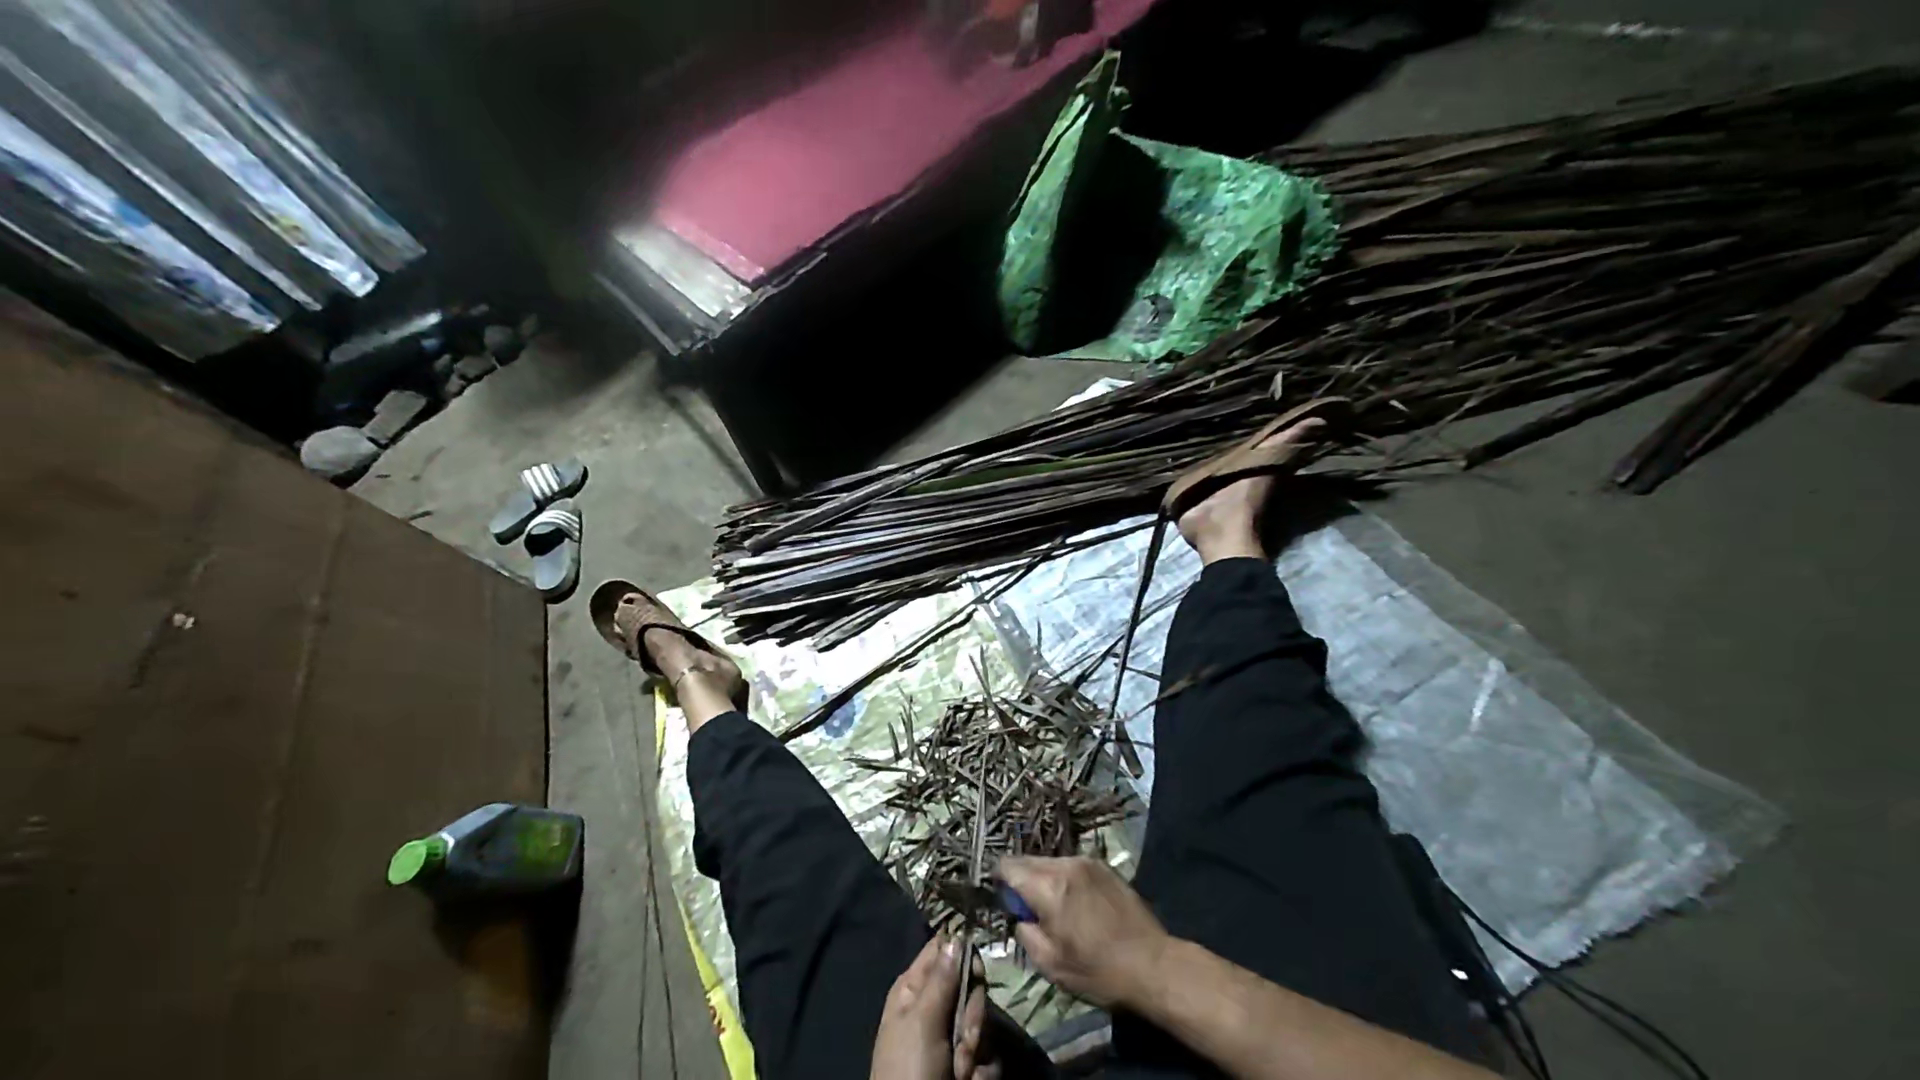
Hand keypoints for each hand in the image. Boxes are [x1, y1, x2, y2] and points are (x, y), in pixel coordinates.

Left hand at [870, 934, 994, 1079]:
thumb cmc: (909, 1071)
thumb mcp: (921, 1022)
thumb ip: (941, 979)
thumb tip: (955, 936)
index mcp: (914, 989)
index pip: (943, 950)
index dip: (962, 954)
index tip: (976, 966)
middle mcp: (935, 1008)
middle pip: (971, 986)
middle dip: (972, 1015)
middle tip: (961, 1037)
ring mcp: (952, 1038)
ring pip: (984, 1022)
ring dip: (976, 1048)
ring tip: (958, 1071)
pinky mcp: (968, 1065)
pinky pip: (990, 1055)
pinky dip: (981, 1072)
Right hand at [996, 856, 1169, 1009]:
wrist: (1153, 964)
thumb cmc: (1099, 970)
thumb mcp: (1051, 965)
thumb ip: (1025, 934)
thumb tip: (1020, 917)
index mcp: (1048, 889)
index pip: (1008, 866)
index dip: (998, 879)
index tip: (1000, 895)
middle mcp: (1065, 866)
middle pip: (1028, 860)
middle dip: (1020, 878)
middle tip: (1025, 906)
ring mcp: (1087, 862)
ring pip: (1050, 861)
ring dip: (1043, 877)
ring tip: (1052, 905)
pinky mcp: (1104, 866)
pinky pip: (1071, 865)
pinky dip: (1064, 877)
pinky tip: (1074, 901)